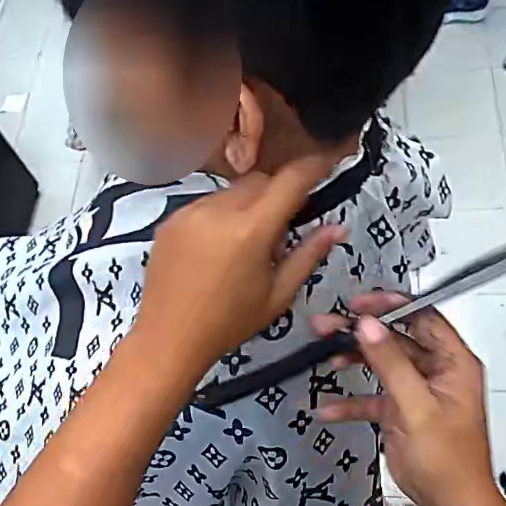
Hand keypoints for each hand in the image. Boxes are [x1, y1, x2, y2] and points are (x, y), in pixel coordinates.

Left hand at [133, 156, 346, 381]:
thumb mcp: (278, 295)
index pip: (290, 181)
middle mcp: (217, 212)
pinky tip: (216, 251)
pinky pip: (205, 204)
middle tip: (277, 236)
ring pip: (231, 191)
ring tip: (243, 248)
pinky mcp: (170, 220)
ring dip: (247, 207)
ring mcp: (189, 213)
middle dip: (277, 196)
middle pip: (260, 181)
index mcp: (250, 231)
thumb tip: (336, 229)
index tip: (324, 166)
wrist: (169, 338)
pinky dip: (220, 217)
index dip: (312, 168)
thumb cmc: (228, 323)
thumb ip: (308, 255)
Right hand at [313, 293, 499, 505]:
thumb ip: (392, 363)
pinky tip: (331, 407)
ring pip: (382, 363)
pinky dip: (352, 400)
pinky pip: (373, 396)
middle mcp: (437, 372)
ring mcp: (418, 391)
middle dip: (363, 332)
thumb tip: (371, 328)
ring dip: (354, 359)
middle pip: (396, 338)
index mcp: (454, 363)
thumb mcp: (418, 407)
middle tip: (333, 325)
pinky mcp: (402, 411)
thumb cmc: (452, 464)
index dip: (390, 306)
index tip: (360, 306)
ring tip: (326, 352)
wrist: (452, 504)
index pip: (422, 317)